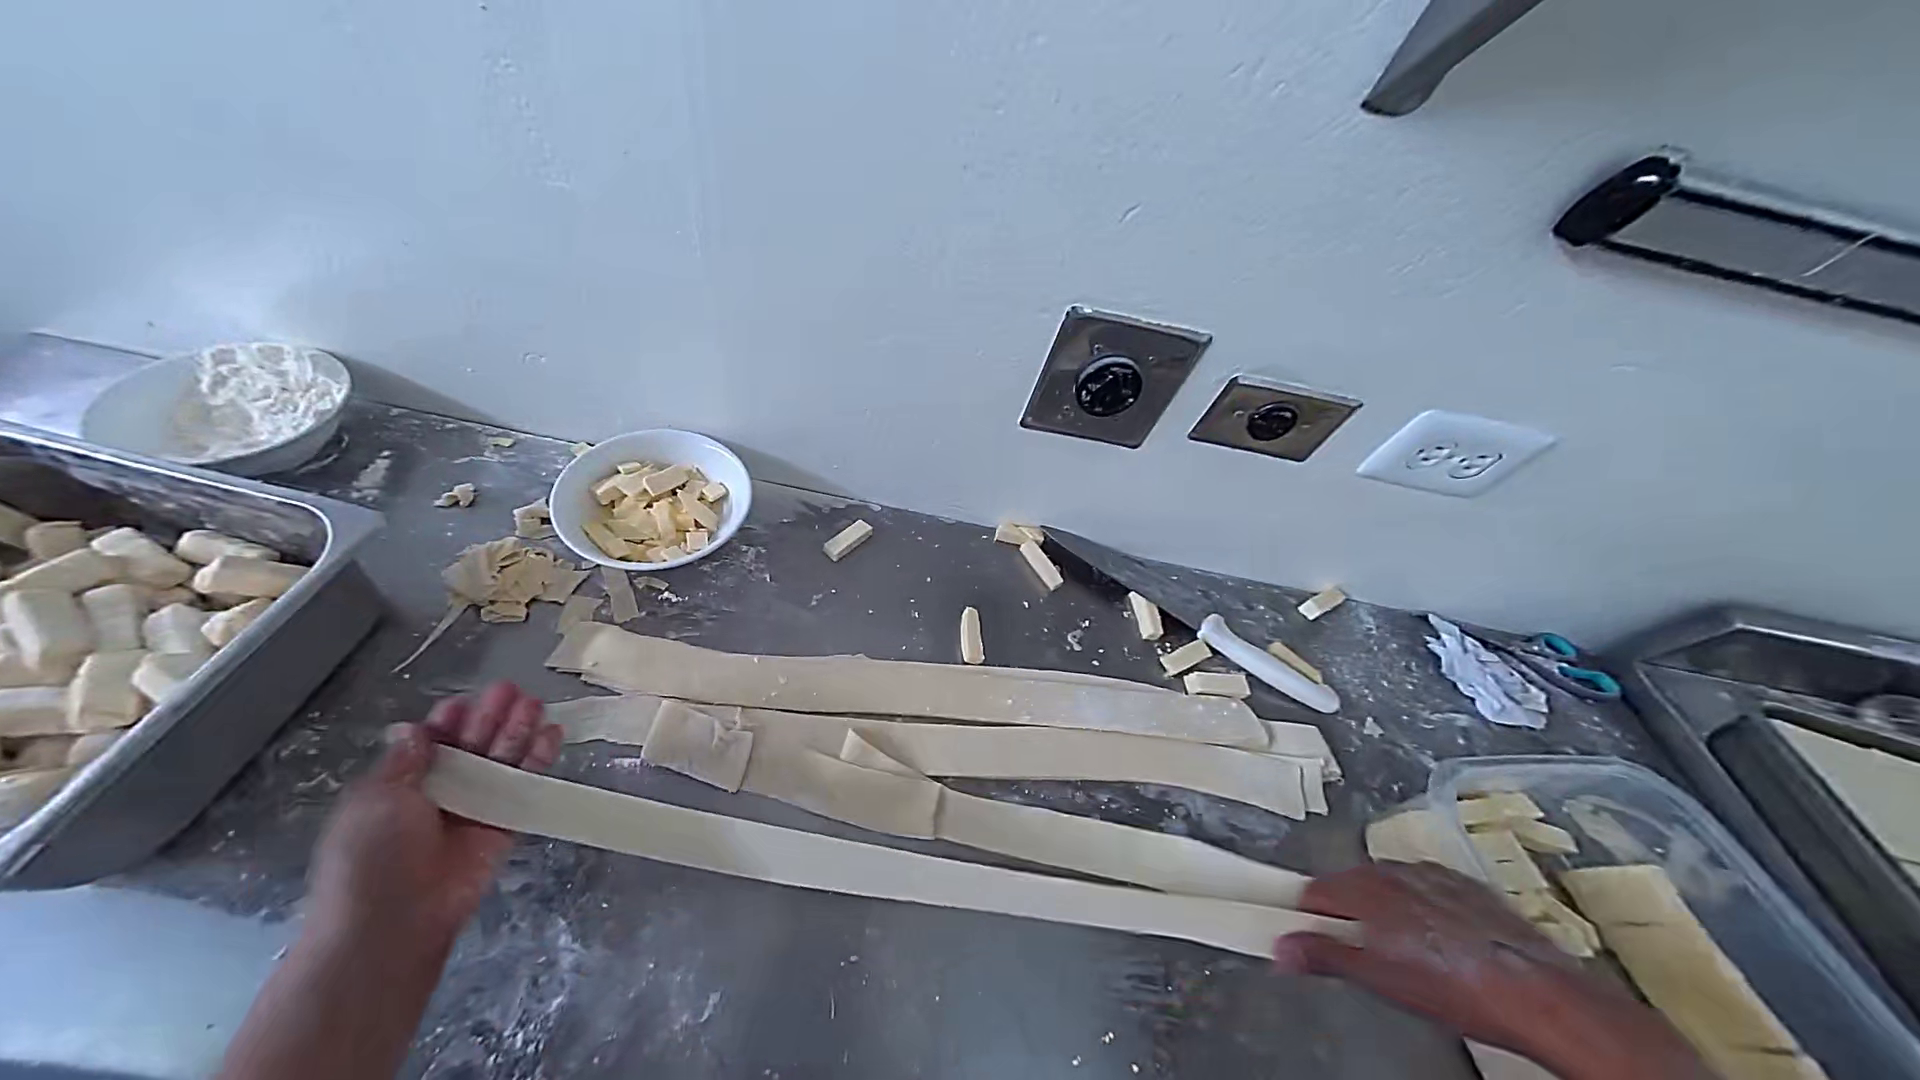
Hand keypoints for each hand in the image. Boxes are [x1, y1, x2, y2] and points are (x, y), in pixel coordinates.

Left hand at [308, 682, 561, 948]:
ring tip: (536, 705)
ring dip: (518, 731)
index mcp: (401, 785)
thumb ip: (403, 762)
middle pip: (471, 746)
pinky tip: (552, 735)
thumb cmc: (371, 857)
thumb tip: (413, 729)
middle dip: (490, 717)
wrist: (393, 920)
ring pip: (502, 760)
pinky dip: (539, 760)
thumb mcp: (373, 801)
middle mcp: (440, 792)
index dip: (449, 720)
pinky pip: (525, 785)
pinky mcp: (505, 823)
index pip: (431, 743)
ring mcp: (475, 807)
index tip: (465, 702)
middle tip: (511, 691)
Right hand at [1274, 863, 1708, 1079]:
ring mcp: (1429, 872)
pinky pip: (1424, 885)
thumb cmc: (1455, 988)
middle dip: (1346, 910)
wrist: (1540, 994)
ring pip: (1386, 883)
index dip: (1307, 913)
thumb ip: (1323, 956)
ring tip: (1403, 947)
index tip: (1309, 933)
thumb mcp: (1380, 980)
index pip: (1312, 890)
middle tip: (1359, 950)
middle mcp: (1390, 870)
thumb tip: (1280, 947)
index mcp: (1363, 888)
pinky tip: (1439, 936)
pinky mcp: (1463, 882)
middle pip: (1348, 882)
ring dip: (1383, 905)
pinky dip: (1420, 903)